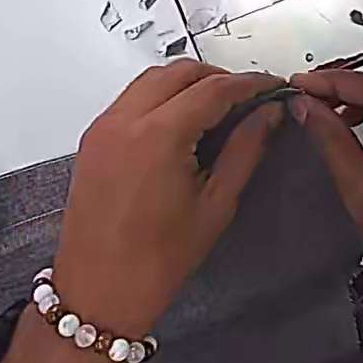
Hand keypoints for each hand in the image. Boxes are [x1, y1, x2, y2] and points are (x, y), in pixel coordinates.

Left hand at [0, 61, 283, 362]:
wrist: (99, 290)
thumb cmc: (153, 261)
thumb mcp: (215, 205)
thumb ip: (245, 150)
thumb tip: (267, 117)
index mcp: (157, 137)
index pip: (213, 89)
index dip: (249, 84)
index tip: (269, 86)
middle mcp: (124, 122)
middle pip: (180, 71)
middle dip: (218, 77)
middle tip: (247, 96)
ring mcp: (104, 128)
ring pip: (152, 78)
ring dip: (187, 82)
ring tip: (217, 107)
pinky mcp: (93, 139)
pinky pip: (131, 98)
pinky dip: (160, 96)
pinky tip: (181, 120)